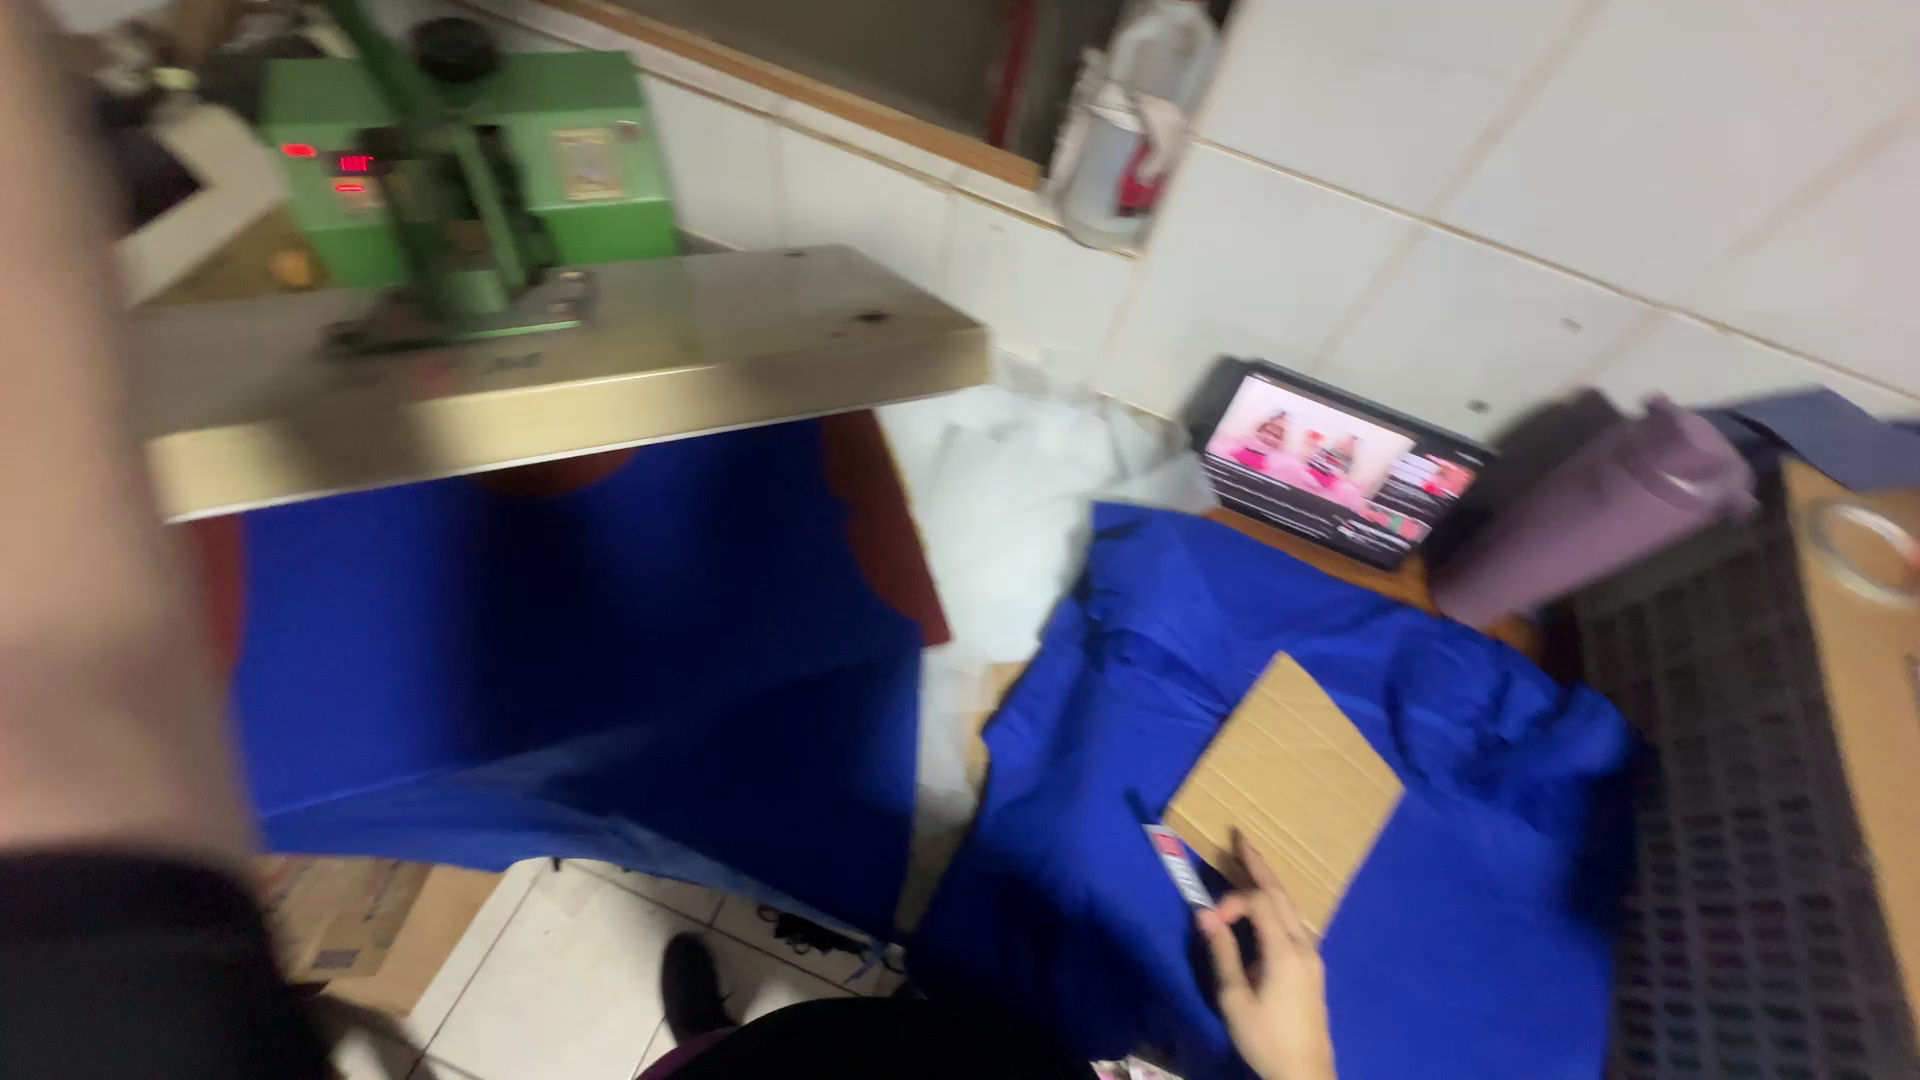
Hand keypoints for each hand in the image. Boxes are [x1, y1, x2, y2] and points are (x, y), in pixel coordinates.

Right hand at [1195, 836, 1335, 1079]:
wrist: (1306, 1077)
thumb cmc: (1266, 1039)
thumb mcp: (1235, 999)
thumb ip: (1222, 952)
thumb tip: (1204, 913)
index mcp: (1285, 952)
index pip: (1259, 901)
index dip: (1231, 900)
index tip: (1210, 921)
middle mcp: (1303, 947)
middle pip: (1281, 895)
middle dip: (1258, 865)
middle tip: (1240, 837)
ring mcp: (1311, 958)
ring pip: (1290, 908)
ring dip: (1268, 882)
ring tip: (1250, 862)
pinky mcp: (1311, 970)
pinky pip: (1292, 923)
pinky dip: (1275, 903)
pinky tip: (1266, 903)